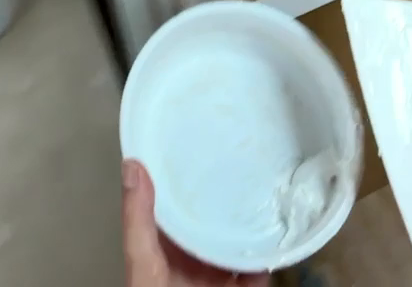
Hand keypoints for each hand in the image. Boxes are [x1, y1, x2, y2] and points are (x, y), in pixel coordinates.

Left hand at [122, 159, 267, 286]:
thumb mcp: (143, 266)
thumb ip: (138, 222)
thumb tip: (132, 163)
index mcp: (162, 250)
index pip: (172, 203)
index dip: (181, 173)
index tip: (195, 138)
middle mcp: (190, 260)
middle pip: (209, 220)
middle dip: (223, 193)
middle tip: (241, 153)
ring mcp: (216, 279)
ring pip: (236, 243)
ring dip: (250, 221)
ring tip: (266, 184)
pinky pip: (258, 272)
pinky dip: (268, 254)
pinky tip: (279, 231)